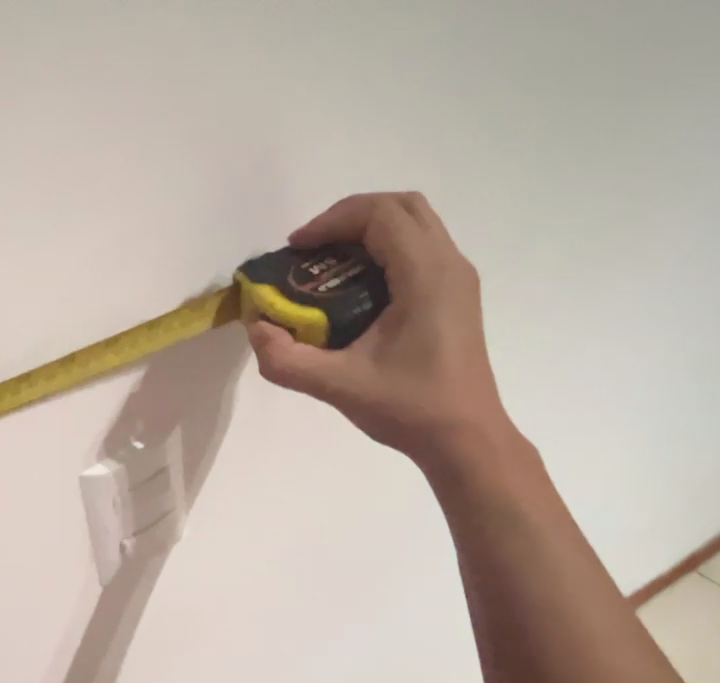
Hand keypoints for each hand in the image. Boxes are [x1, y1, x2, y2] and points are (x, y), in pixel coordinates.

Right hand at [248, 192, 515, 468]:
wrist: (464, 437)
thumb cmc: (408, 408)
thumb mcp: (337, 386)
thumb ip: (287, 359)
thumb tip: (255, 329)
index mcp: (426, 276)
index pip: (380, 215)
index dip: (331, 221)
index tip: (295, 250)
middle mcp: (448, 265)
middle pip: (401, 207)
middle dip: (349, 218)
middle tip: (311, 249)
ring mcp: (456, 280)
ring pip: (414, 225)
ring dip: (367, 232)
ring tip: (327, 266)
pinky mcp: (454, 296)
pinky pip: (419, 250)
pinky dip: (383, 252)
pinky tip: (354, 290)